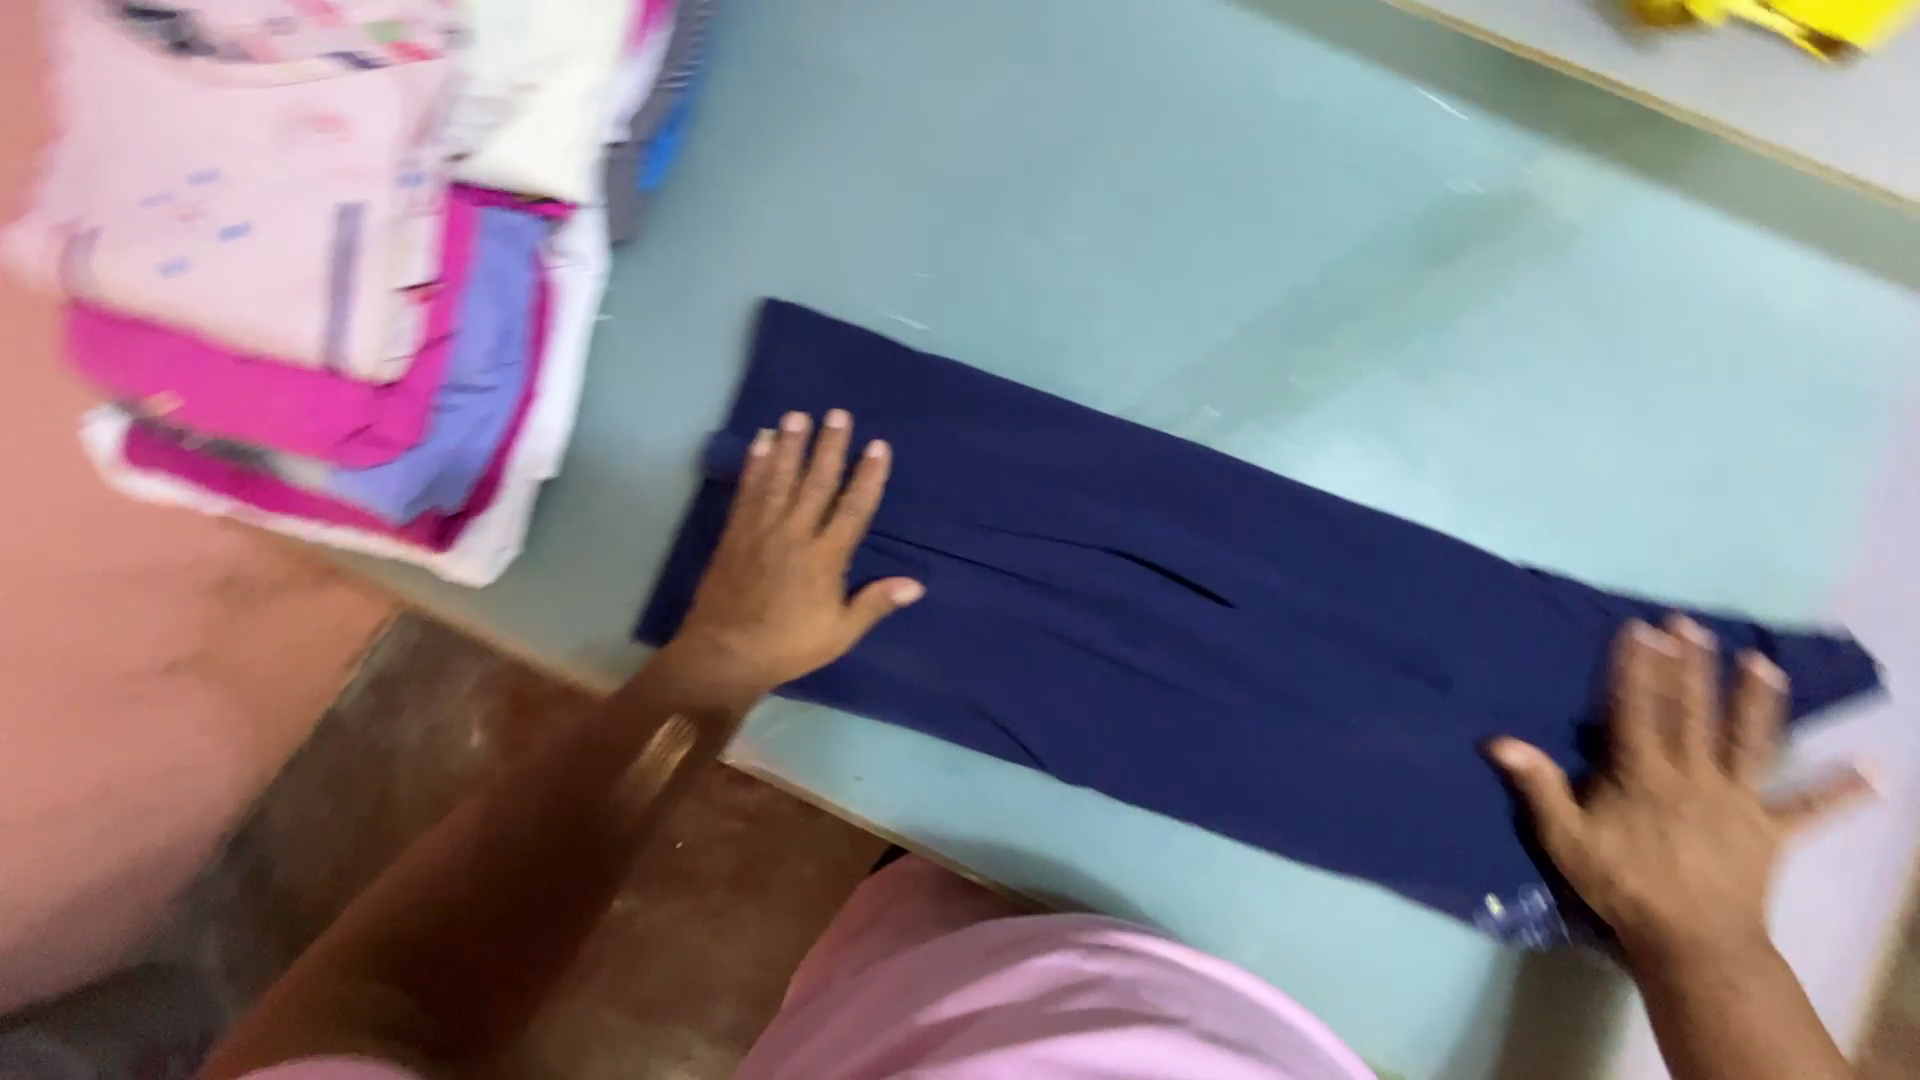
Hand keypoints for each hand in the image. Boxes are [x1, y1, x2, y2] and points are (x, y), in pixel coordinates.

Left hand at [662, 409, 923, 700]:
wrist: (725, 653)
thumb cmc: (789, 645)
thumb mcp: (840, 633)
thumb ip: (875, 603)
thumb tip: (916, 584)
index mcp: (825, 558)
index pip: (853, 509)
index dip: (867, 477)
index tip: (878, 447)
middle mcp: (795, 534)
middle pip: (816, 483)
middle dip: (829, 447)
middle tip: (838, 414)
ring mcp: (762, 530)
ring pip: (780, 479)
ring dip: (791, 445)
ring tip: (799, 416)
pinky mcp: (735, 533)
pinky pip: (748, 491)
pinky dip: (755, 465)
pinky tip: (761, 443)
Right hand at [1487, 615, 1872, 961]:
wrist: (1692, 942)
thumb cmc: (1620, 883)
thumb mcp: (1564, 836)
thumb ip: (1538, 786)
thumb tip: (1498, 741)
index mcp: (1643, 775)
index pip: (1636, 709)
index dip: (1637, 667)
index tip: (1641, 630)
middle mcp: (1694, 777)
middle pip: (1691, 713)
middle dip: (1690, 667)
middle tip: (1691, 626)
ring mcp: (1739, 802)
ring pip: (1750, 743)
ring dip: (1759, 703)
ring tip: (1765, 664)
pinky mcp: (1771, 833)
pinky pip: (1811, 810)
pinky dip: (1843, 791)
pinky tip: (1875, 770)